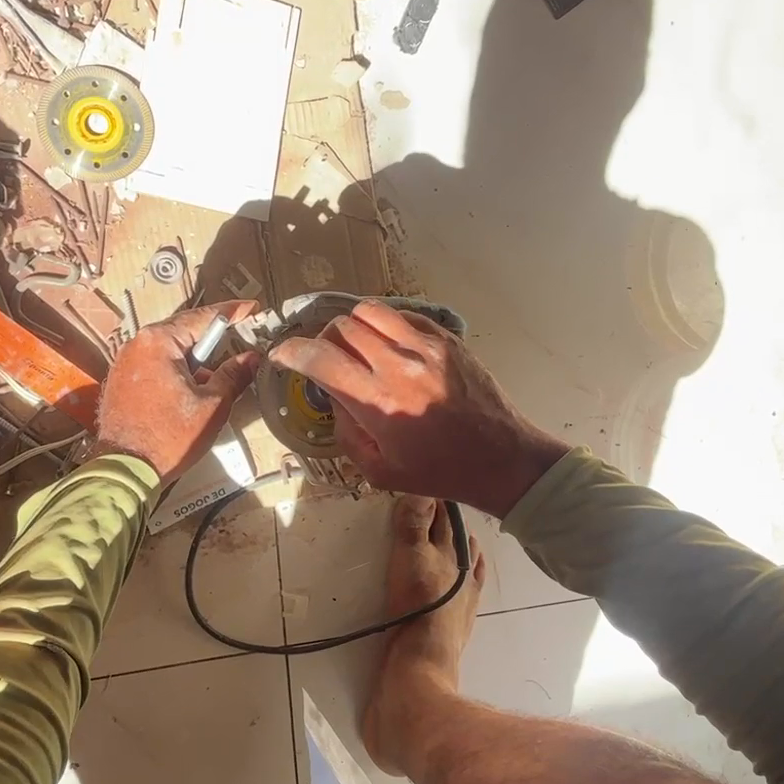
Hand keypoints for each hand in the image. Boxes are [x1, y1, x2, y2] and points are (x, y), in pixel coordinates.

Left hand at [92, 301, 260, 483]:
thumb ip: (233, 375)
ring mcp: (125, 363)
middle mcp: (137, 345)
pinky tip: (190, 392)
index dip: (231, 312)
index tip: (250, 308)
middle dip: (212, 340)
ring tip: (213, 382)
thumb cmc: (168, 438)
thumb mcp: (212, 405)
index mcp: (158, 342)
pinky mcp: (120, 382)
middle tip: (238, 341)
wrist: (126, 469)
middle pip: (183, 331)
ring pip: (169, 350)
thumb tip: (250, 358)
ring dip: (194, 360)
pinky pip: (155, 365)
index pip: (202, 317)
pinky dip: (176, 371)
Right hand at [269, 301, 567, 516]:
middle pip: (340, 327)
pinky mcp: (446, 338)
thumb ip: (345, 431)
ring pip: (368, 311)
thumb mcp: (378, 470)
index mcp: (377, 401)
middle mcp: (397, 364)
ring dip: (351, 327)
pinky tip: (389, 347)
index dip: (291, 351)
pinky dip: (384, 326)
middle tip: (326, 360)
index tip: (282, 355)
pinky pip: (402, 315)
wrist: (501, 458)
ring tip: (356, 347)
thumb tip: (334, 396)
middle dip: (322, 341)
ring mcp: (424, 345)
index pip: (318, 356)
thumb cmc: (438, 471)